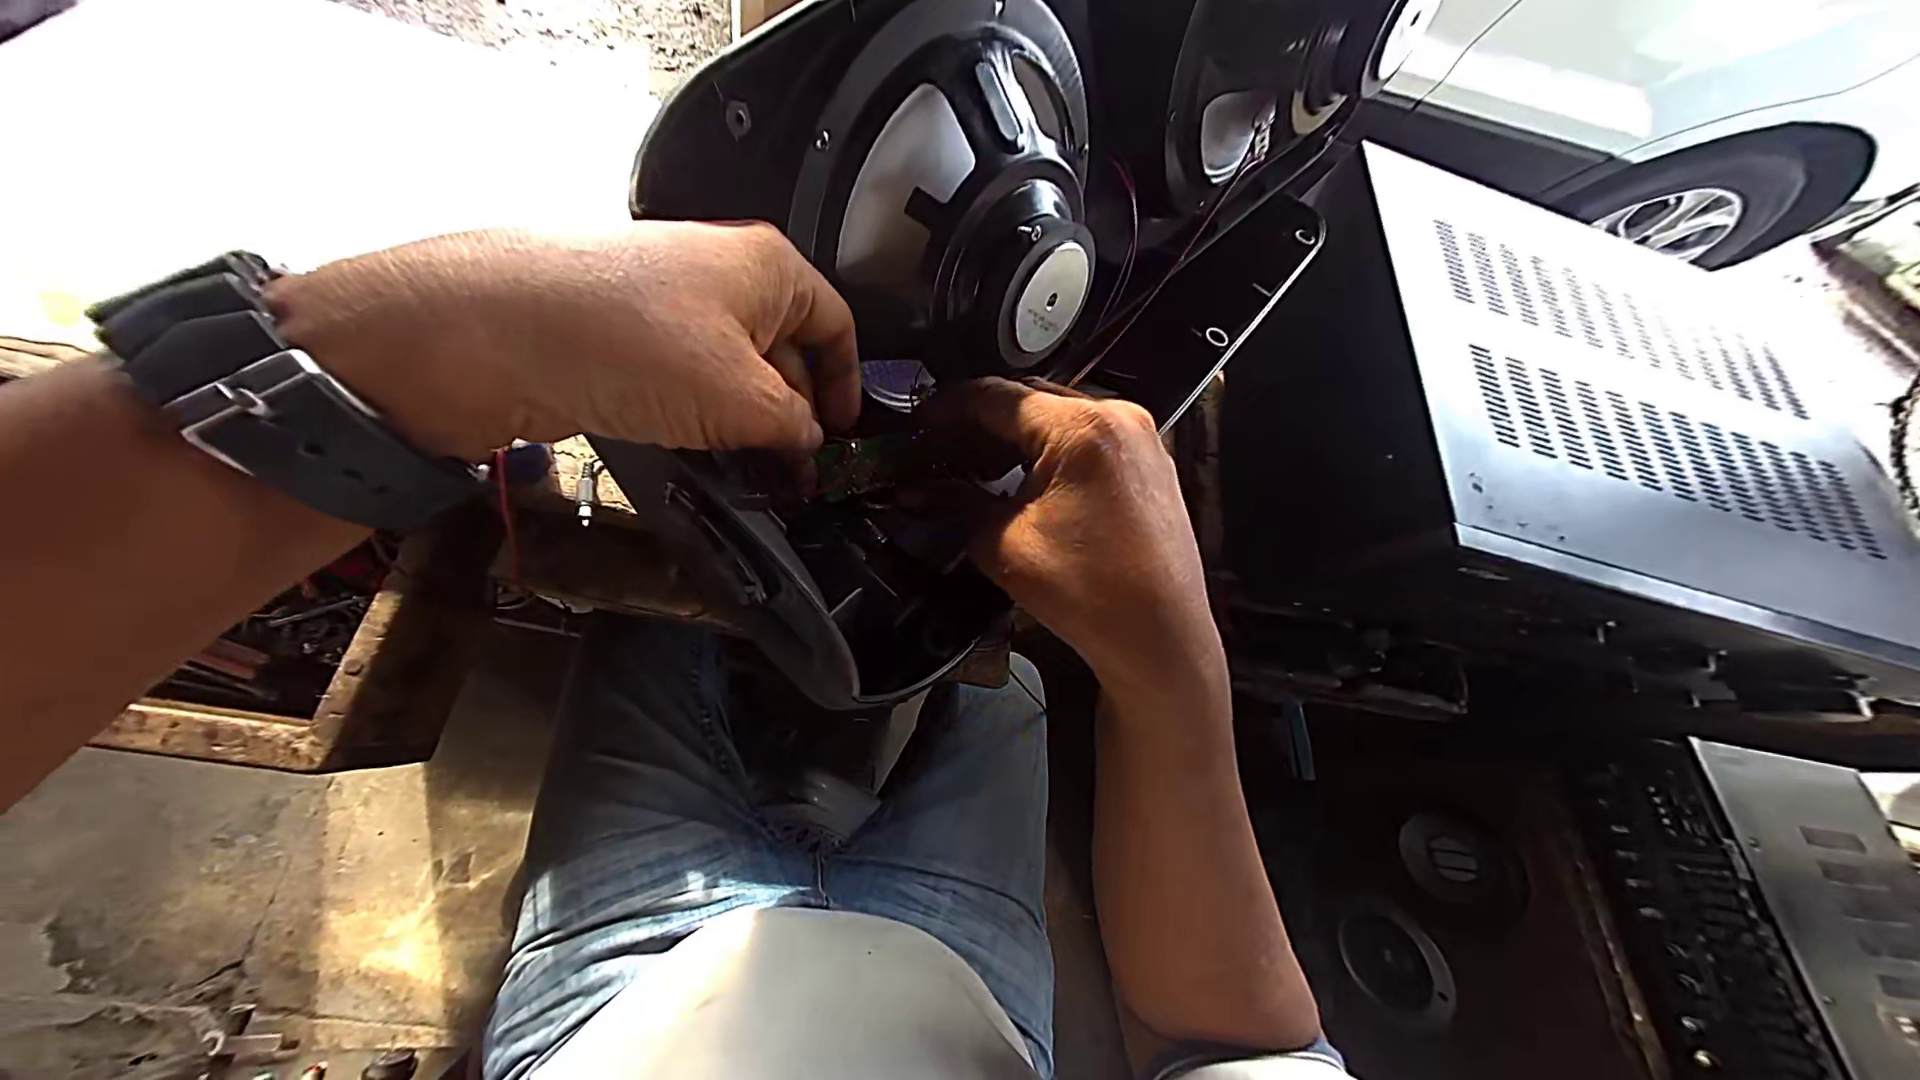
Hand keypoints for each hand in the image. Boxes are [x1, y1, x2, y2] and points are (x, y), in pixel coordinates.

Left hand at [263, 221, 859, 460]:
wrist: (488, 332)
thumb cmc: (633, 344)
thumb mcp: (743, 398)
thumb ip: (795, 425)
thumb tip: (809, 442)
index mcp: (768, 269)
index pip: (836, 326)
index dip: (848, 383)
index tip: (843, 432)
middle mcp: (725, 276)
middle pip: (789, 350)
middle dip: (798, 412)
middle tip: (798, 468)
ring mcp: (674, 304)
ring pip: (739, 370)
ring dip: (754, 422)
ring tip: (757, 470)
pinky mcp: (633, 334)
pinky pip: (693, 378)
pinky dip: (710, 416)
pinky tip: (709, 451)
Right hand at [940, 378, 1224, 697]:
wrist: (1159, 639)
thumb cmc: (1094, 595)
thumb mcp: (1005, 545)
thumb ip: (956, 504)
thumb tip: (922, 490)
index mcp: (1082, 427)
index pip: (996, 396)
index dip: (949, 408)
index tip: (923, 423)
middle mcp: (1120, 419)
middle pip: (1030, 400)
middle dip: (982, 422)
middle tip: (945, 448)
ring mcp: (1141, 440)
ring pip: (1060, 418)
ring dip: (1017, 437)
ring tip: (980, 467)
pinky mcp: (1149, 464)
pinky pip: (1089, 439)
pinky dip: (1052, 451)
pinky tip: (1026, 480)